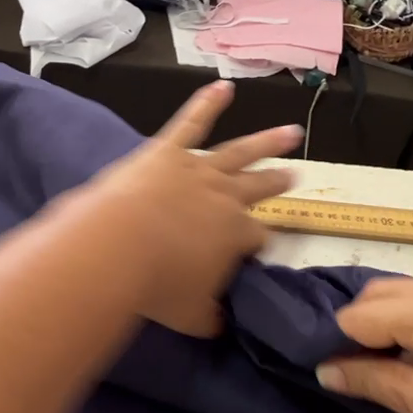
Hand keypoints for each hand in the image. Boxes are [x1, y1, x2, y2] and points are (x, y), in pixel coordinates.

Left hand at [52, 82, 301, 336]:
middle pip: (258, 188)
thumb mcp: (191, 316)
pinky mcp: (169, 150)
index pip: (257, 239)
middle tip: (294, 175)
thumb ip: (211, 319)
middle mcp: (226, 198)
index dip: (257, 246)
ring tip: (290, 132)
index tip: (253, 254)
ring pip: (240, 152)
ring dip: (266, 143)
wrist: (118, 245)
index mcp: (235, 235)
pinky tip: (224, 87)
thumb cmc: (155, 285)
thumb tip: (221, 326)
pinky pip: (191, 122)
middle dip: (276, 183)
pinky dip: (207, 103)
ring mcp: (199, 170)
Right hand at [315, 278, 412, 412]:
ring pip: (412, 296)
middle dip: (362, 326)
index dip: (338, 343)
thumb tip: (324, 369)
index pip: (358, 314)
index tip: (334, 375)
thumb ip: (371, 381)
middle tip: (362, 372)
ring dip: (393, 323)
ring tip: (397, 368)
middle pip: (382, 294)